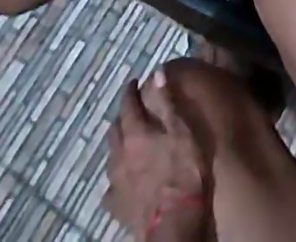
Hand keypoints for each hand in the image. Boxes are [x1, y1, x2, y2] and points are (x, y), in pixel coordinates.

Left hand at [105, 69, 211, 239]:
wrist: (174, 223)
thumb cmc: (184, 171)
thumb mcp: (183, 130)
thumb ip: (169, 102)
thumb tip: (157, 72)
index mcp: (136, 134)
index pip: (128, 106)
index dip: (130, 92)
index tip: (134, 81)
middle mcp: (120, 155)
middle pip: (115, 129)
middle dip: (123, 115)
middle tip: (133, 108)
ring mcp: (115, 182)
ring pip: (111, 155)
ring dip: (119, 142)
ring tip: (129, 139)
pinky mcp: (117, 204)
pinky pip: (113, 183)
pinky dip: (119, 173)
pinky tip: (125, 178)